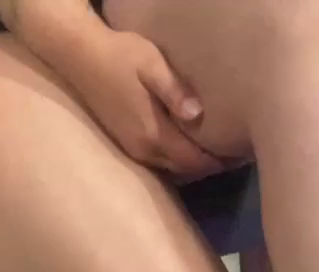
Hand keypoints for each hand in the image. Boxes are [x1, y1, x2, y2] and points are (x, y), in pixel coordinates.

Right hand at [57, 27, 223, 177]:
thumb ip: (174, 91)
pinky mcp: (128, 145)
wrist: (82, 58)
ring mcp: (134, 150)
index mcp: (153, 133)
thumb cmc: (121, 55)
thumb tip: (197, 114)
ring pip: (171, 169)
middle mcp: (144, 149)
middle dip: (208, 167)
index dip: (215, 162)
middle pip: (184, 169)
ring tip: (215, 157)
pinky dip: (177, 162)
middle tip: (232, 159)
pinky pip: (159, 163)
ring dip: (192, 166)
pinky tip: (188, 151)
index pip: (191, 159)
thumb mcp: (151, 65)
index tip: (237, 159)